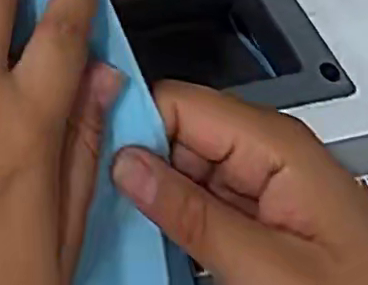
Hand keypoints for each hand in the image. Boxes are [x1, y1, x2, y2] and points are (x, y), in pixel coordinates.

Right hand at [111, 81, 367, 284]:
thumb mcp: (276, 273)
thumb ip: (195, 214)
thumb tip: (126, 162)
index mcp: (274, 143)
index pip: (177, 100)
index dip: (132, 119)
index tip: (91, 143)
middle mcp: (264, 148)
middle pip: (175, 128)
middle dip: (138, 156)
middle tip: (95, 185)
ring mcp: (260, 180)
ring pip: (181, 162)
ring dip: (152, 186)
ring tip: (116, 208)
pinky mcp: (257, 210)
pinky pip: (198, 193)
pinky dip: (173, 210)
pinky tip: (151, 228)